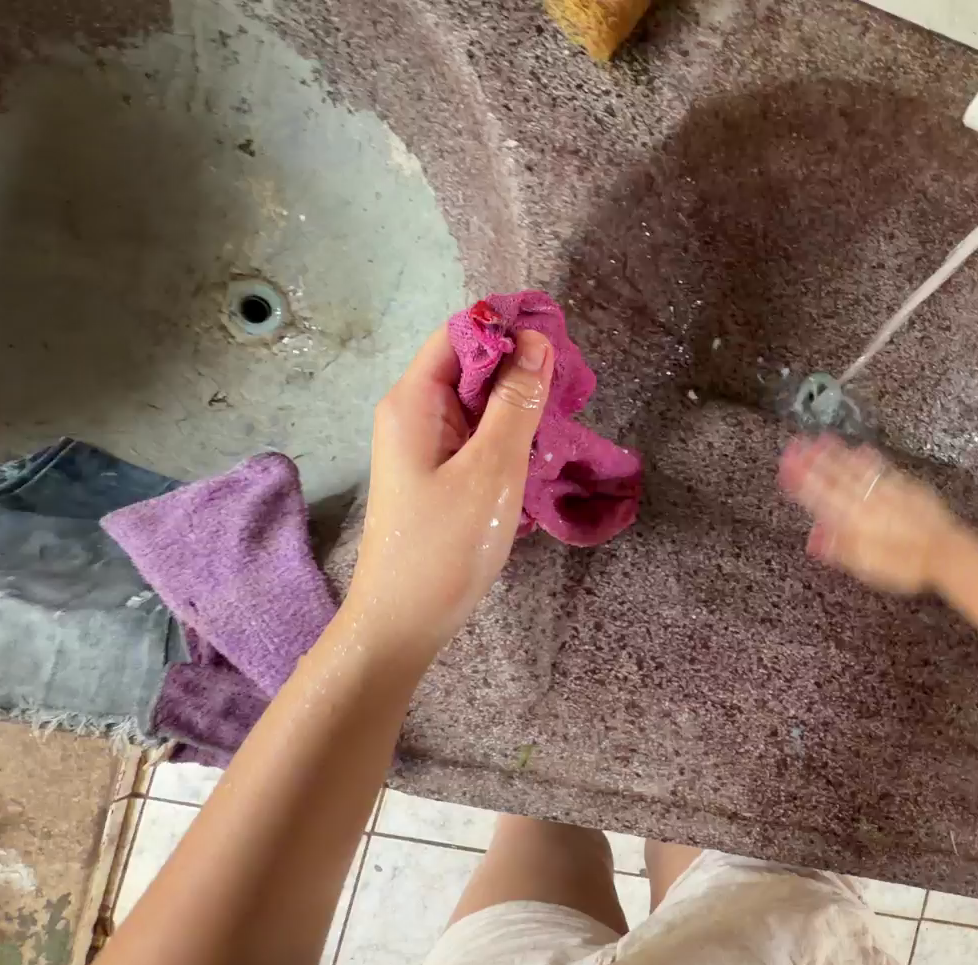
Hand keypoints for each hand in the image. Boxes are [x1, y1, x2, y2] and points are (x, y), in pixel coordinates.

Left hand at [344, 325, 553, 661]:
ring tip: (560, 423)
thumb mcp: (492, 468)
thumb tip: (538, 343)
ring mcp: (426, 445)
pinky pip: (478, 435)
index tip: (561, 348)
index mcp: (414, 401)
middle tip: (571, 392)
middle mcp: (414, 413)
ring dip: (519, 406)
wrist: (407, 620)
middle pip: (470, 365)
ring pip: (478, 402)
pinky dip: (509, 435)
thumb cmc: (446, 544)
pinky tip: (538, 452)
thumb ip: (516, 403)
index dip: (509, 331)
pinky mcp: (439, 473)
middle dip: (521, 370)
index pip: (461, 334)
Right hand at [778, 434, 962, 594]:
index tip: (787, 465)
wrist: (945, 552)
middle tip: (796, 443)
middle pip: (835, 476)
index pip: (820, 496)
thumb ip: (839, 548)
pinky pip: (881, 468)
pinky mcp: (906, 487)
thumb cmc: (906, 564)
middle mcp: (867, 500)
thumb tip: (814, 539)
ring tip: (821, 438)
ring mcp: (887, 490)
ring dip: (838, 453)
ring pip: (856, 468)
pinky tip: (861, 449)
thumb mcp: (867, 564)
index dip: (802, 480)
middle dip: (814, 460)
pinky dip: (867, 458)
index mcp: (853, 519)